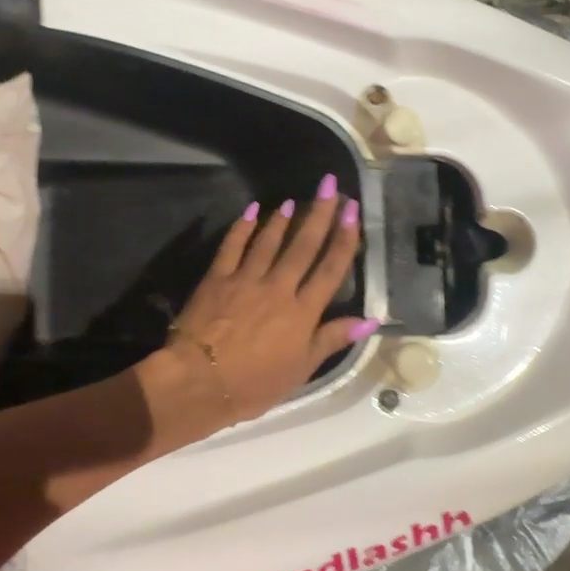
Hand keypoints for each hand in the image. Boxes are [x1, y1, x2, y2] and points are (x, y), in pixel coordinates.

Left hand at [140, 173, 376, 435]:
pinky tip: (251, 211)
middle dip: (320, 213)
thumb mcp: (301, 370)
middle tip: (329, 185)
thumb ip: (332, 339)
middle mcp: (279, 287)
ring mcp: (246, 279)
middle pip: (304, 245)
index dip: (344, 238)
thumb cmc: (254, 384)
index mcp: (303, 311)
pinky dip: (243, 227)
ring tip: (294, 200)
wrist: (200, 380)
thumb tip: (369, 319)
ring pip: (269, 241)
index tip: (352, 210)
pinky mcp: (217, 278)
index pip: (330, 269)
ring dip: (283, 219)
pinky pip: (233, 246)